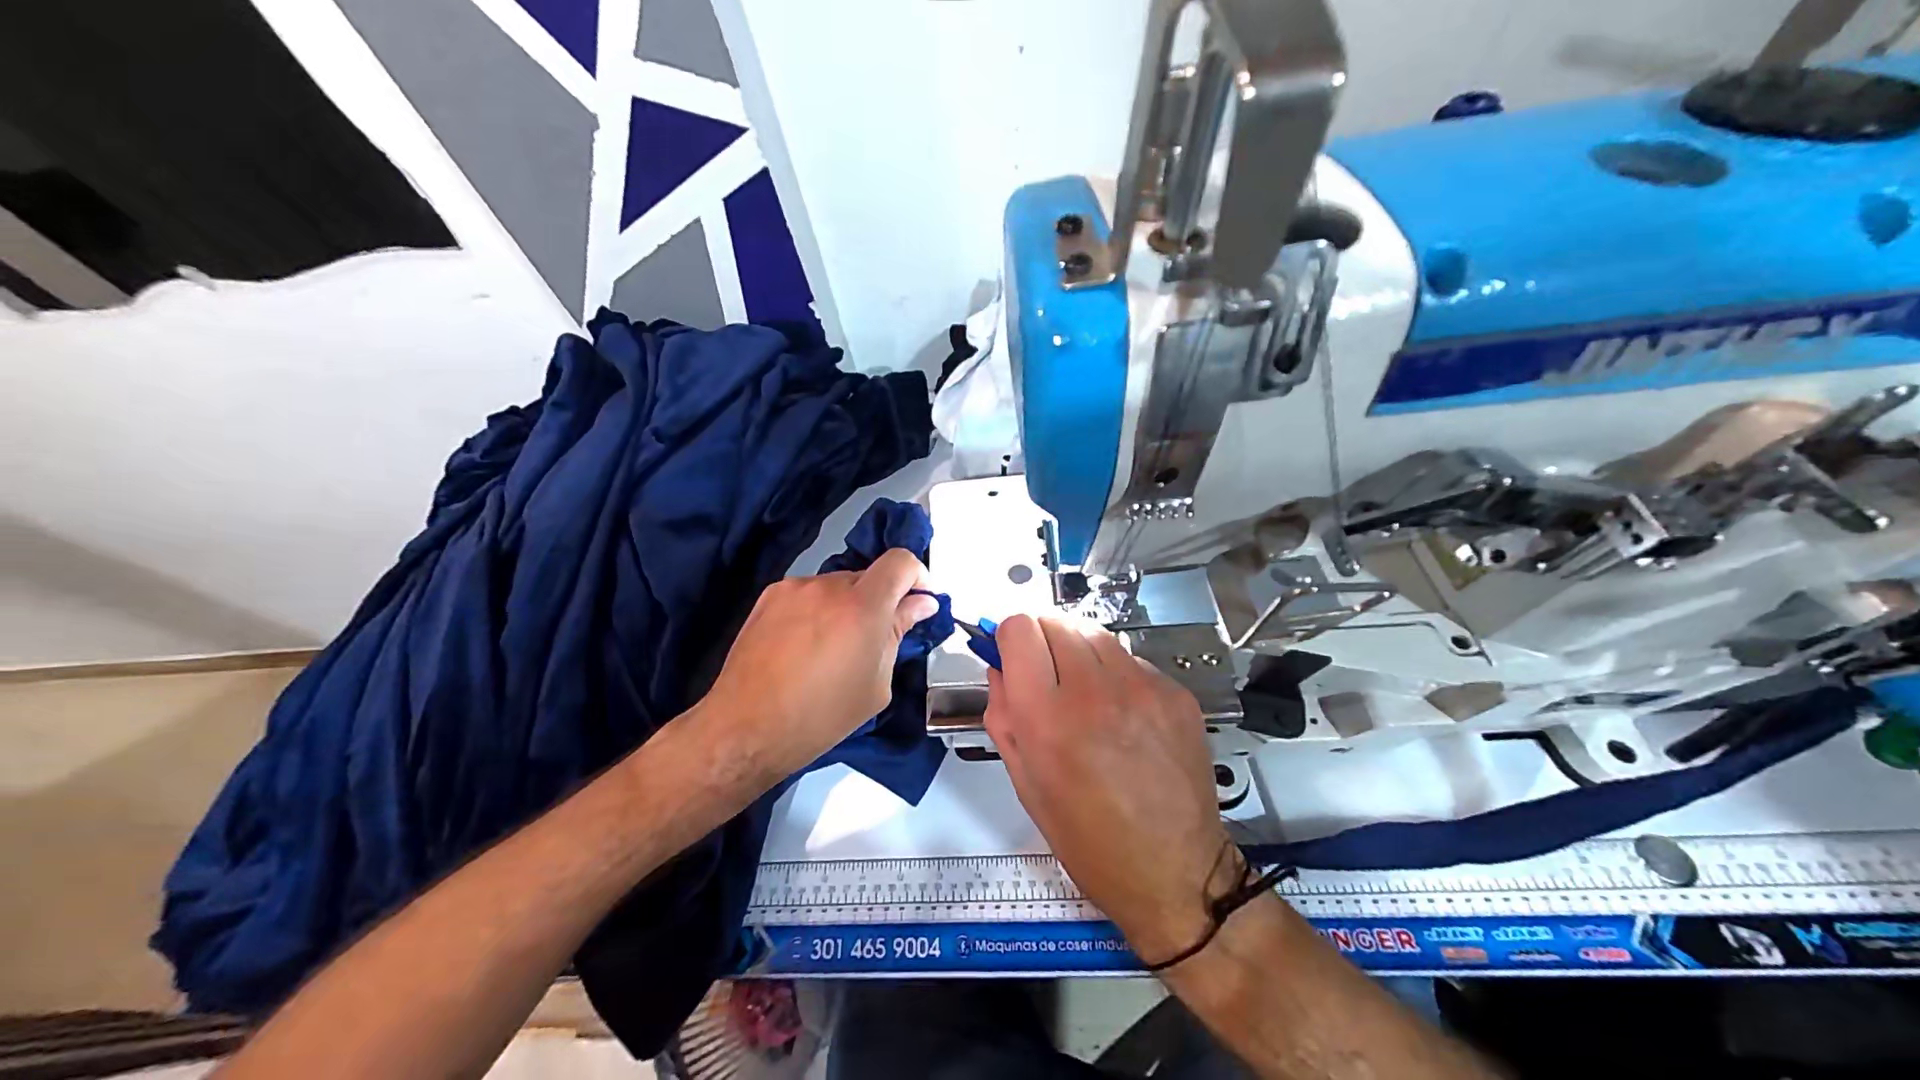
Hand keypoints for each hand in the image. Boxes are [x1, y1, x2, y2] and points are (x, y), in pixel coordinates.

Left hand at [699, 549, 939, 782]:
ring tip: (832, 649)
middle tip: (873, 641)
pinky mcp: (770, 596)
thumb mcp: (876, 684)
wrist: (747, 727)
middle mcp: (828, 586)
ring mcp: (795, 588)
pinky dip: (818, 610)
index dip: (917, 577)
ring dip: (846, 607)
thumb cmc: (819, 717)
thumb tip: (920, 604)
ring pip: (837, 586)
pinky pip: (809, 594)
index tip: (918, 601)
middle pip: (869, 575)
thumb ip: (899, 633)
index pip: (901, 562)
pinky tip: (806, 646)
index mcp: (863, 607)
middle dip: (879, 601)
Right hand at [984, 616, 1238, 965]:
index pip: (1019, 628)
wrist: (1174, 871)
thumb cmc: (1089, 839)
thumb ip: (1003, 715)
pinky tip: (1121, 712)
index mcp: (1047, 718)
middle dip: (1042, 642)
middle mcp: (1094, 691)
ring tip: (1085, 693)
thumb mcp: (1025, 783)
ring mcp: (1142, 688)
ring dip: (1079, 652)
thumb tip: (1000, 669)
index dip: (1010, 639)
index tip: (1013, 656)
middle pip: (1055, 621)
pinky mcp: (1175, 694)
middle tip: (1046, 676)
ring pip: (1094, 633)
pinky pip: (1132, 660)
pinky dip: (1116, 674)